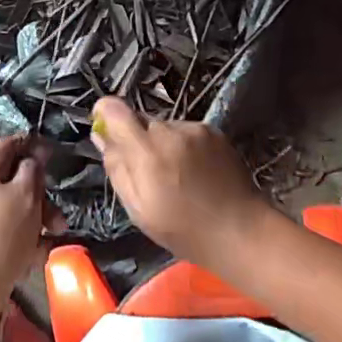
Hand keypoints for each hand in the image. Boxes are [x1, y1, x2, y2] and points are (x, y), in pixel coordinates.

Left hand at [0, 134, 63, 326]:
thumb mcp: (27, 198)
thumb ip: (33, 171)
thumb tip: (32, 156)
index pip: (11, 144)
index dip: (36, 150)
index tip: (57, 163)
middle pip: (9, 179)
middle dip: (38, 198)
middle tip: (58, 222)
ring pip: (4, 206)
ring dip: (30, 221)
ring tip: (46, 245)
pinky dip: (12, 238)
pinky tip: (27, 260)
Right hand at [90, 97, 272, 262]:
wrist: (242, 232)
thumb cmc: (183, 230)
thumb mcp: (137, 209)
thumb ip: (116, 167)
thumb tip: (100, 135)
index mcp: (147, 153)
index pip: (114, 109)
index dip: (105, 113)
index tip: (106, 129)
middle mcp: (170, 132)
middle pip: (140, 121)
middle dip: (138, 141)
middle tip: (149, 173)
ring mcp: (195, 129)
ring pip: (164, 127)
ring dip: (163, 144)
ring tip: (178, 176)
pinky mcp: (213, 131)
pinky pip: (186, 131)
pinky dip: (184, 146)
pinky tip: (196, 171)